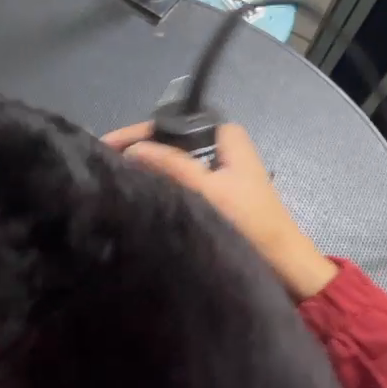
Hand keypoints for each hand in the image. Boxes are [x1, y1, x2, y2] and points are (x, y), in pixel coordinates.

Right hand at [103, 122, 338, 301]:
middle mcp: (219, 146)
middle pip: (169, 140)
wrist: (283, 264)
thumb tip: (131, 149)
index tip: (106, 144)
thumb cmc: (251, 222)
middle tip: (103, 163)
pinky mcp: (214, 192)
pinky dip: (160, 184)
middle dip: (138, 149)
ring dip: (147, 168)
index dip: (137, 133)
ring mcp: (217, 170)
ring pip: (172, 161)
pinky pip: (179, 180)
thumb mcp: (209, 189)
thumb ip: (171, 165)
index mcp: (224, 135)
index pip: (171, 123)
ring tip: (112, 177)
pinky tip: (137, 194)